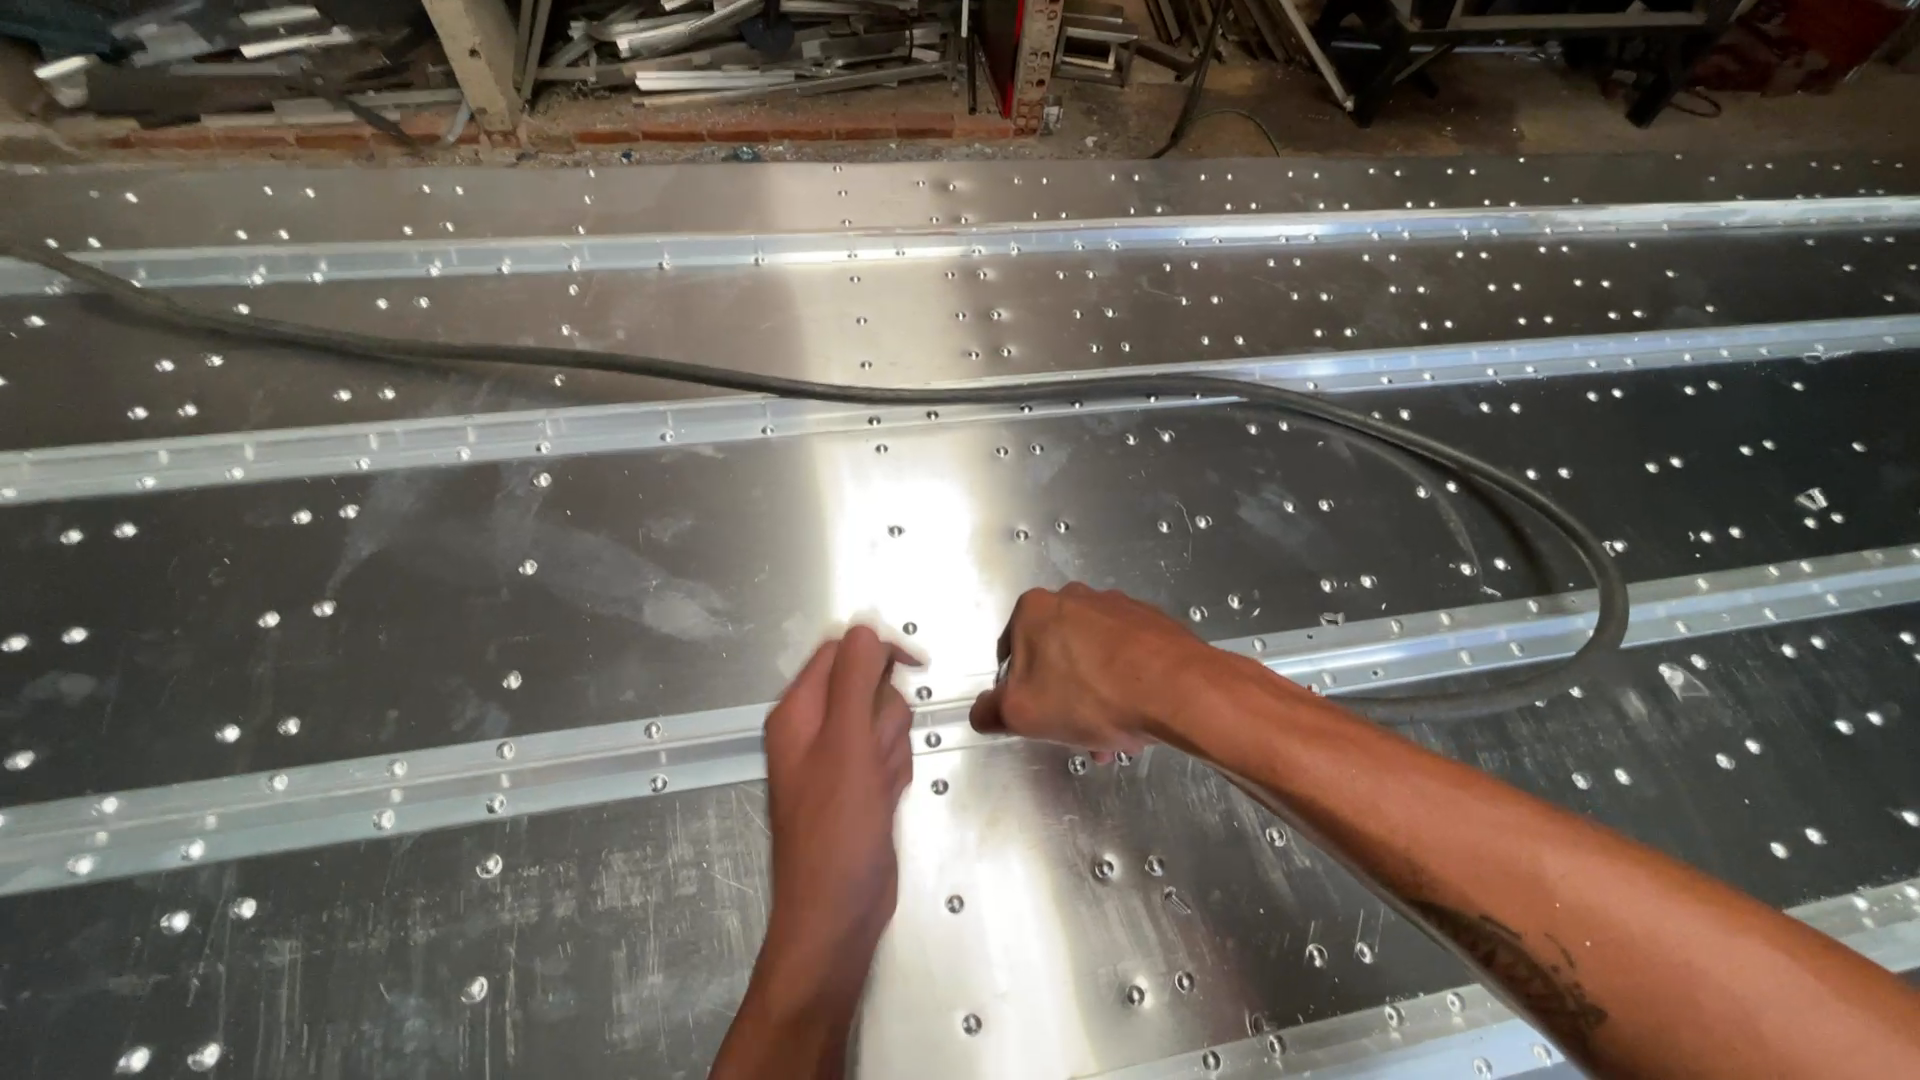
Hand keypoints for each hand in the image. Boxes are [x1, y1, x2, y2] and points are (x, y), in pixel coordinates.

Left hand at [757, 626, 916, 1010]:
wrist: (838, 913)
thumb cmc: (836, 832)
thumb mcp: (847, 745)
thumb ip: (855, 680)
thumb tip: (864, 628)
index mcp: (798, 711)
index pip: (842, 651)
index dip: (878, 654)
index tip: (911, 668)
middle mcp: (814, 728)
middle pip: (871, 686)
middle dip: (887, 719)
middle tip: (874, 756)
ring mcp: (839, 758)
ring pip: (887, 721)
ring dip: (893, 750)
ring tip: (877, 787)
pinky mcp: (860, 783)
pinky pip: (891, 754)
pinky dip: (895, 773)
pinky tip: (884, 801)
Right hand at [969, 583, 1215, 755]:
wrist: (1177, 689)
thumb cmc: (1092, 695)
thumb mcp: (1021, 715)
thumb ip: (991, 712)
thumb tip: (983, 711)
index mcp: (1033, 609)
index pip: (1009, 655)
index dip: (1019, 693)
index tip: (1037, 718)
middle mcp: (1074, 597)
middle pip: (1054, 658)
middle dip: (1063, 700)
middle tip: (1076, 734)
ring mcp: (1118, 607)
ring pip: (1092, 661)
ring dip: (1095, 697)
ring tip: (1113, 735)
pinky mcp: (1153, 622)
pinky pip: (1126, 657)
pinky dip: (1125, 685)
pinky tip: (1137, 715)